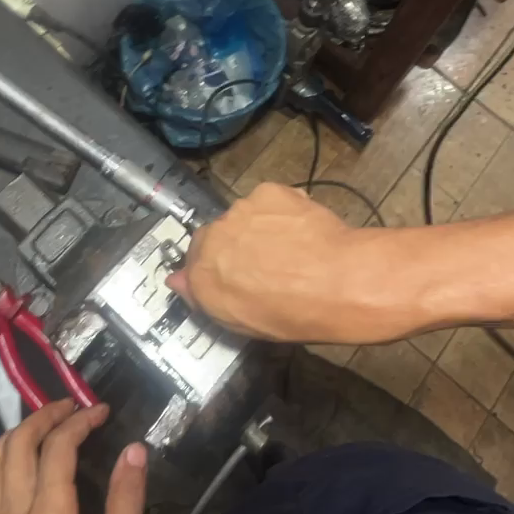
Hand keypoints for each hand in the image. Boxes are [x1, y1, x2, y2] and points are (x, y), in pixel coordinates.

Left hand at [0, 401, 145, 513]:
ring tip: (36, 431)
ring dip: (10, 441)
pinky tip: (11, 484)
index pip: (58, 447)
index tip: (103, 411)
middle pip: (15, 448)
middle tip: (70, 408)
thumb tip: (134, 449)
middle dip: (42, 417)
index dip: (80, 420)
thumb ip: (126, 501)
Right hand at [167, 182, 397, 342]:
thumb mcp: (243, 323)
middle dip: (232, 245)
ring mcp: (240, 210)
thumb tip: (177, 280)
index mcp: (202, 276)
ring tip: (288, 245)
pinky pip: (267, 200)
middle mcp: (213, 238)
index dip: (215, 268)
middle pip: (215, 235)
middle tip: (262, 262)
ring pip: (242, 215)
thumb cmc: (293, 314)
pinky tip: (300, 227)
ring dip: (256, 226)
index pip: (193, 264)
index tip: (234, 275)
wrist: (336, 280)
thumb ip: (205, 296)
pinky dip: (279, 210)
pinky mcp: (268, 190)